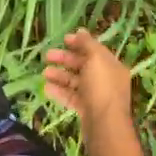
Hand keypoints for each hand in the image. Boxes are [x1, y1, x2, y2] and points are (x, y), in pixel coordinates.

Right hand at [43, 29, 133, 143]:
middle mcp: (106, 79)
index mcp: (111, 66)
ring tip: (44, 73)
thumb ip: (87, 43)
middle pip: (83, 65)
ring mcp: (96, 96)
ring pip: (75, 82)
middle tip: (47, 56)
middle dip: (65, 59)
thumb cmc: (101, 87)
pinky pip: (72, 97)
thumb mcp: (95, 58)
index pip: (94, 50)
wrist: (105, 124)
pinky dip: (60, 92)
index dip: (79, 43)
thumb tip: (80, 31)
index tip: (63, 39)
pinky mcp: (87, 110)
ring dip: (59, 75)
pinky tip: (46, 88)